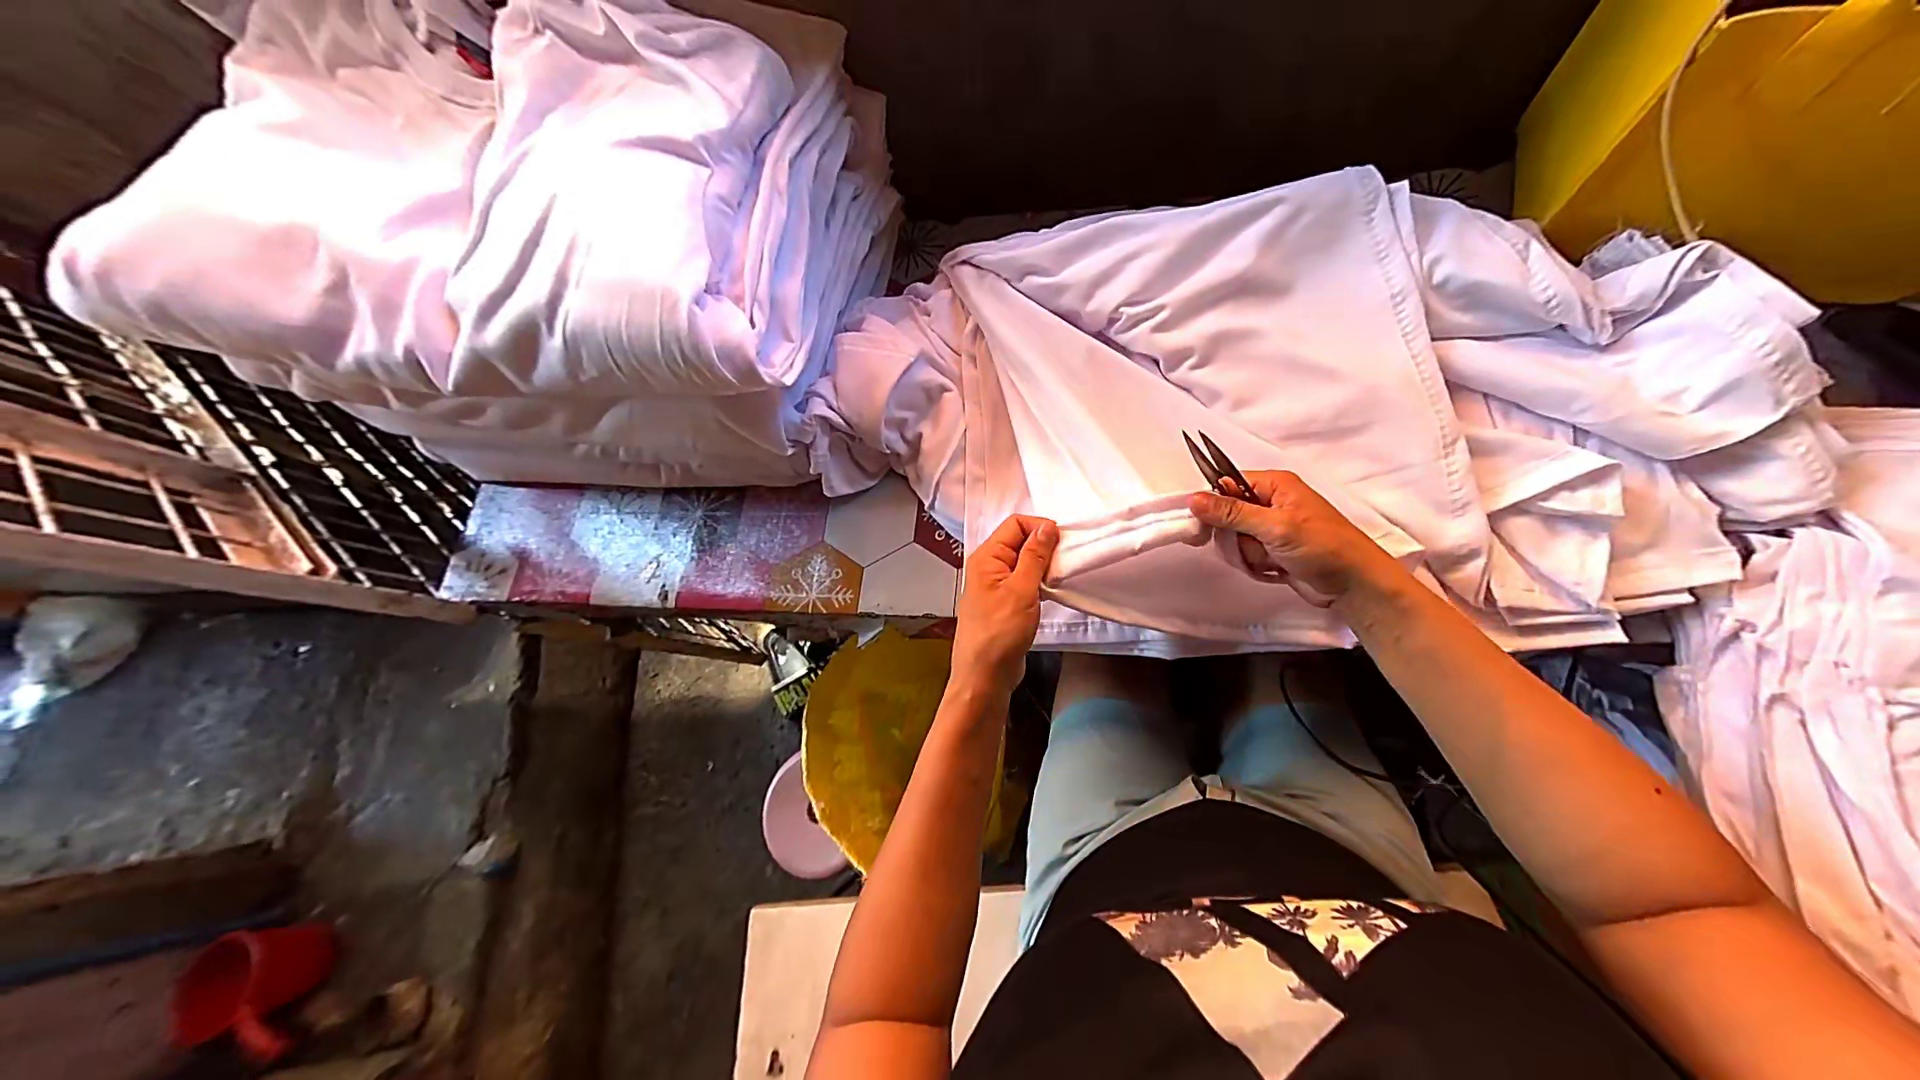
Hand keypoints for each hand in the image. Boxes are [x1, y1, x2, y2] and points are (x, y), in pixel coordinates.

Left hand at [950, 514, 1059, 699]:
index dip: (1040, 528)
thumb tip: (1046, 528)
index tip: (1062, 542)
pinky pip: (1024, 581)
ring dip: (1043, 566)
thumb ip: (1034, 556)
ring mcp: (996, 586)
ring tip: (1056, 579)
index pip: (1015, 524)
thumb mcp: (1021, 590)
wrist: (985, 676)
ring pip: (1024, 562)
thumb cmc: (997, 636)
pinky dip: (1039, 582)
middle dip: (1044, 546)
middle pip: (1020, 541)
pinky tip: (1049, 592)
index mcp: (986, 558)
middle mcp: (988, 568)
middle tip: (1062, 562)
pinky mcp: (1005, 602)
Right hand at [1189, 470, 1404, 606]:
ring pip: (1232, 539)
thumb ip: (1232, 513)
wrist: (1354, 585)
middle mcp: (1270, 502)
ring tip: (1270, 559)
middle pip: (1225, 514)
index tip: (1201, 524)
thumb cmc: (1325, 547)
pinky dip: (1254, 565)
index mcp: (1274, 484)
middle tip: (1249, 546)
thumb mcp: (1274, 527)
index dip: (1211, 504)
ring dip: (1245, 554)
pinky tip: (1274, 568)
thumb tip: (1195, 499)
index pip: (1225, 485)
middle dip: (1233, 536)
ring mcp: (1270, 528)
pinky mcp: (1271, 550)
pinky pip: (1244, 555)